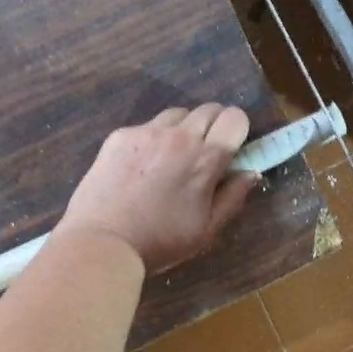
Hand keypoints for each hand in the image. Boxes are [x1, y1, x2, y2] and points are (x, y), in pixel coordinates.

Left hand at [58, 104, 260, 273]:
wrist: (102, 241)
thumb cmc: (161, 242)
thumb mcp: (206, 230)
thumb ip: (232, 197)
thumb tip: (250, 173)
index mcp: (205, 158)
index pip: (235, 118)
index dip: (238, 130)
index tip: (232, 148)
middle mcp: (179, 136)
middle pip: (209, 109)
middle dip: (214, 126)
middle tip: (204, 154)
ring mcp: (146, 132)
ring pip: (177, 115)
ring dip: (183, 129)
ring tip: (171, 158)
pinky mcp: (120, 135)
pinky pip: (147, 127)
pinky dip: (153, 140)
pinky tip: (141, 167)